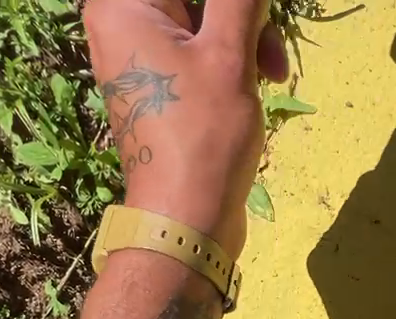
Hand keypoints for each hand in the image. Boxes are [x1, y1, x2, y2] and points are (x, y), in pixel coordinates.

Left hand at [84, 0, 291, 260]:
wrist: (187, 219)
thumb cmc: (204, 136)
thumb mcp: (229, 58)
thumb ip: (239, 1)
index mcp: (122, 3)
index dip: (232, 2)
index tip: (258, 18)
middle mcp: (120, 22)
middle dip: (240, 16)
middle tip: (275, 58)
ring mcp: (138, 59)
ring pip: (199, 24)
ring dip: (242, 41)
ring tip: (272, 76)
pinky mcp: (158, 91)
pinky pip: (195, 55)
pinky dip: (228, 64)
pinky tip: (253, 88)